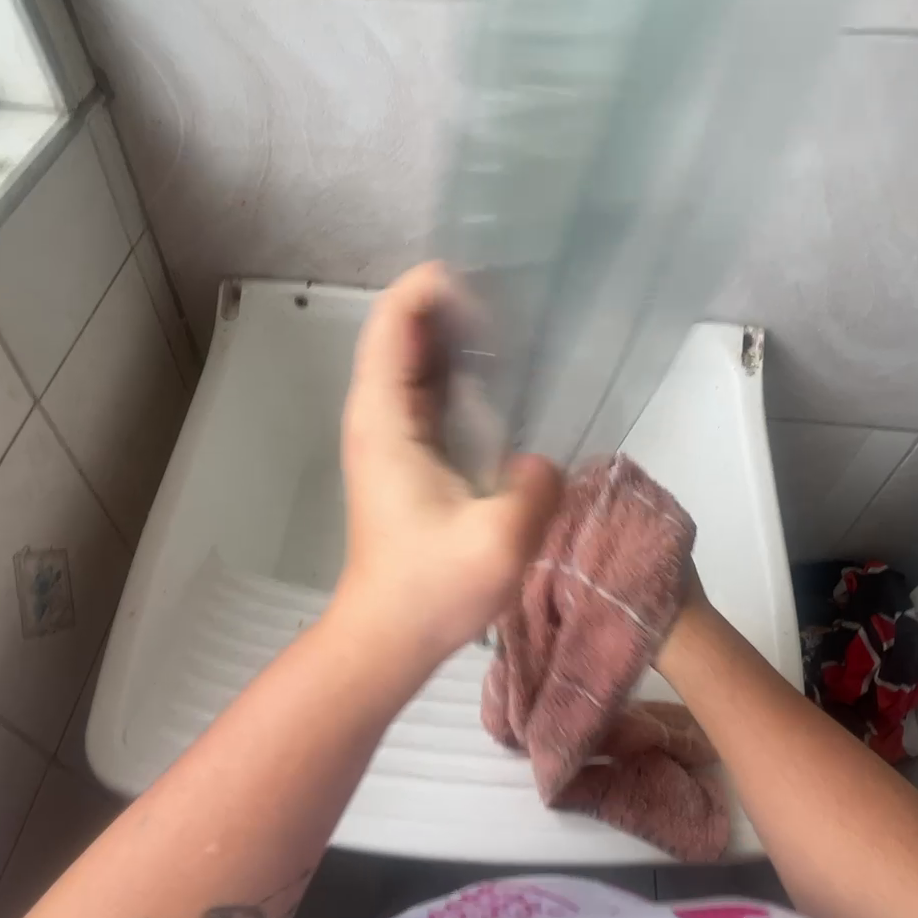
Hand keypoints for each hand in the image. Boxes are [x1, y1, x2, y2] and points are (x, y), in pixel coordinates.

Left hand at [331, 262, 562, 665]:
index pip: (395, 320)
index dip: (435, 285)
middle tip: (517, 299)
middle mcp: (378, 413)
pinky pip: (427, 390)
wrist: (388, 634)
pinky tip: (502, 378)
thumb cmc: (430, 588)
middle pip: (403, 329)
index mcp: (386, 417)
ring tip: (516, 326)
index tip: (493, 284)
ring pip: (415, 358)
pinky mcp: (404, 453)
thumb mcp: (499, 542)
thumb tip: (539, 460)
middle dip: (454, 302)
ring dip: (457, 334)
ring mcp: (389, 432)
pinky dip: (458, 370)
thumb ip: (535, 486)